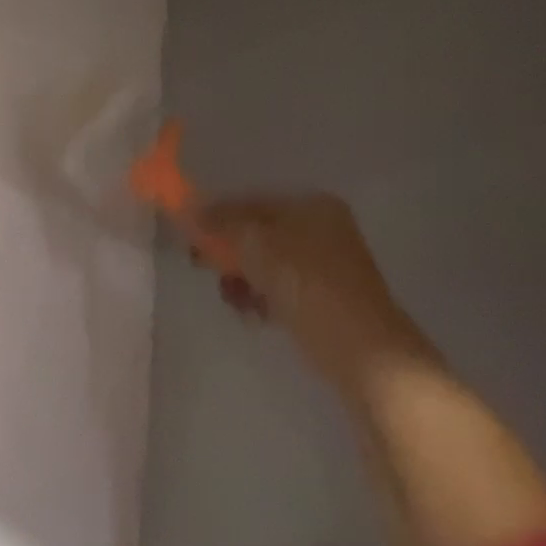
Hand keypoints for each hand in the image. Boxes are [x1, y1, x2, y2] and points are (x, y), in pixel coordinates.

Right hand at [196, 194, 429, 389]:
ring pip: (260, 264)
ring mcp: (319, 265)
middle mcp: (318, 229)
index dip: (216, 215)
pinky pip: (273, 288)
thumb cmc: (306, 282)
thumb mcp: (257, 242)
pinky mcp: (317, 297)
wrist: (357, 344)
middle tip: (203, 268)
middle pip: (254, 234)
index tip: (188, 235)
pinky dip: (257, 298)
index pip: (250, 201)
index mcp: (311, 206)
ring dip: (238, 280)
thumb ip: (221, 222)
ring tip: (235, 300)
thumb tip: (188, 208)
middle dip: (227, 253)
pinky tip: (253, 314)